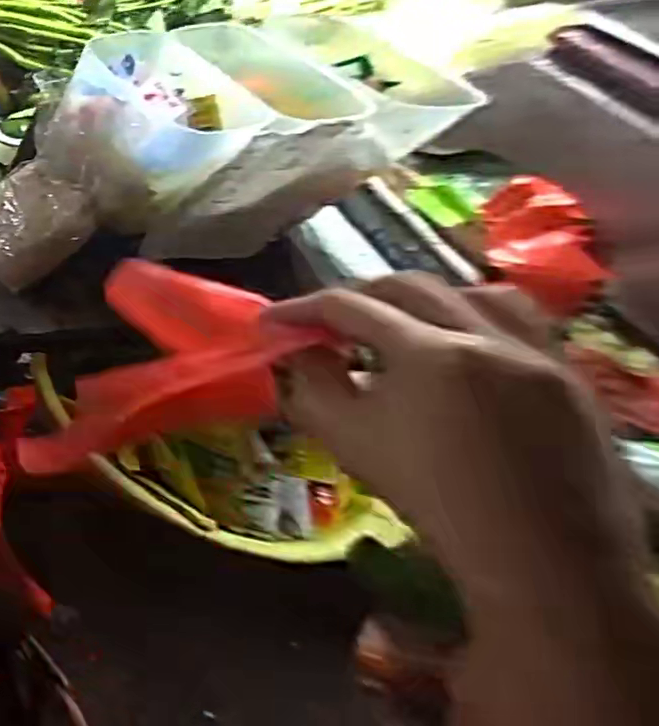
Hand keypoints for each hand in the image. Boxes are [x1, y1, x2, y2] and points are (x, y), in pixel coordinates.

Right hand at [267, 276, 642, 609]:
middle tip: (323, 322)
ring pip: (475, 293)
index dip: (298, 308)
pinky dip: (475, 318)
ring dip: (422, 300)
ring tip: (395, 325)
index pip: (346, 305)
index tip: (269, 322)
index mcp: (431, 352)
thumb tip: (301, 346)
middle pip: (408, 286)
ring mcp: (543, 358)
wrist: (536, 556)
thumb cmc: (424, 489)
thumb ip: (310, 375)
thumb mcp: (338, 429)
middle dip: (354, 296)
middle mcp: (492, 340)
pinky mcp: (572, 380)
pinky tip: (452, 347)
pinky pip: (522, 324)